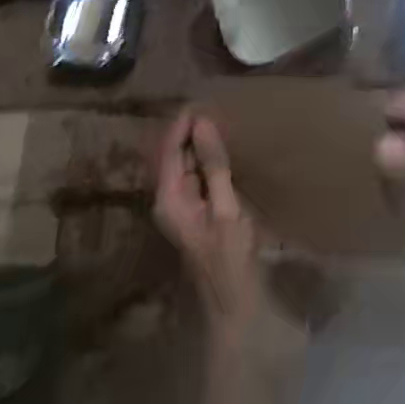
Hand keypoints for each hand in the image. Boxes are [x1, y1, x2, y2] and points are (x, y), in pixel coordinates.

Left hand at [154, 112, 263, 331]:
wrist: (235, 305)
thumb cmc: (230, 259)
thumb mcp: (225, 209)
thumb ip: (213, 166)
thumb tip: (204, 124)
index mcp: (168, 198)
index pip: (169, 149)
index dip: (181, 123)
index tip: (200, 98)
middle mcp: (170, 199)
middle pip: (174, 155)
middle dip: (189, 130)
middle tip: (213, 104)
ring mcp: (185, 206)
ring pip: (186, 164)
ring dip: (199, 143)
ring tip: (220, 119)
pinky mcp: (200, 211)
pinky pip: (199, 176)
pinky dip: (208, 159)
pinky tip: (225, 149)